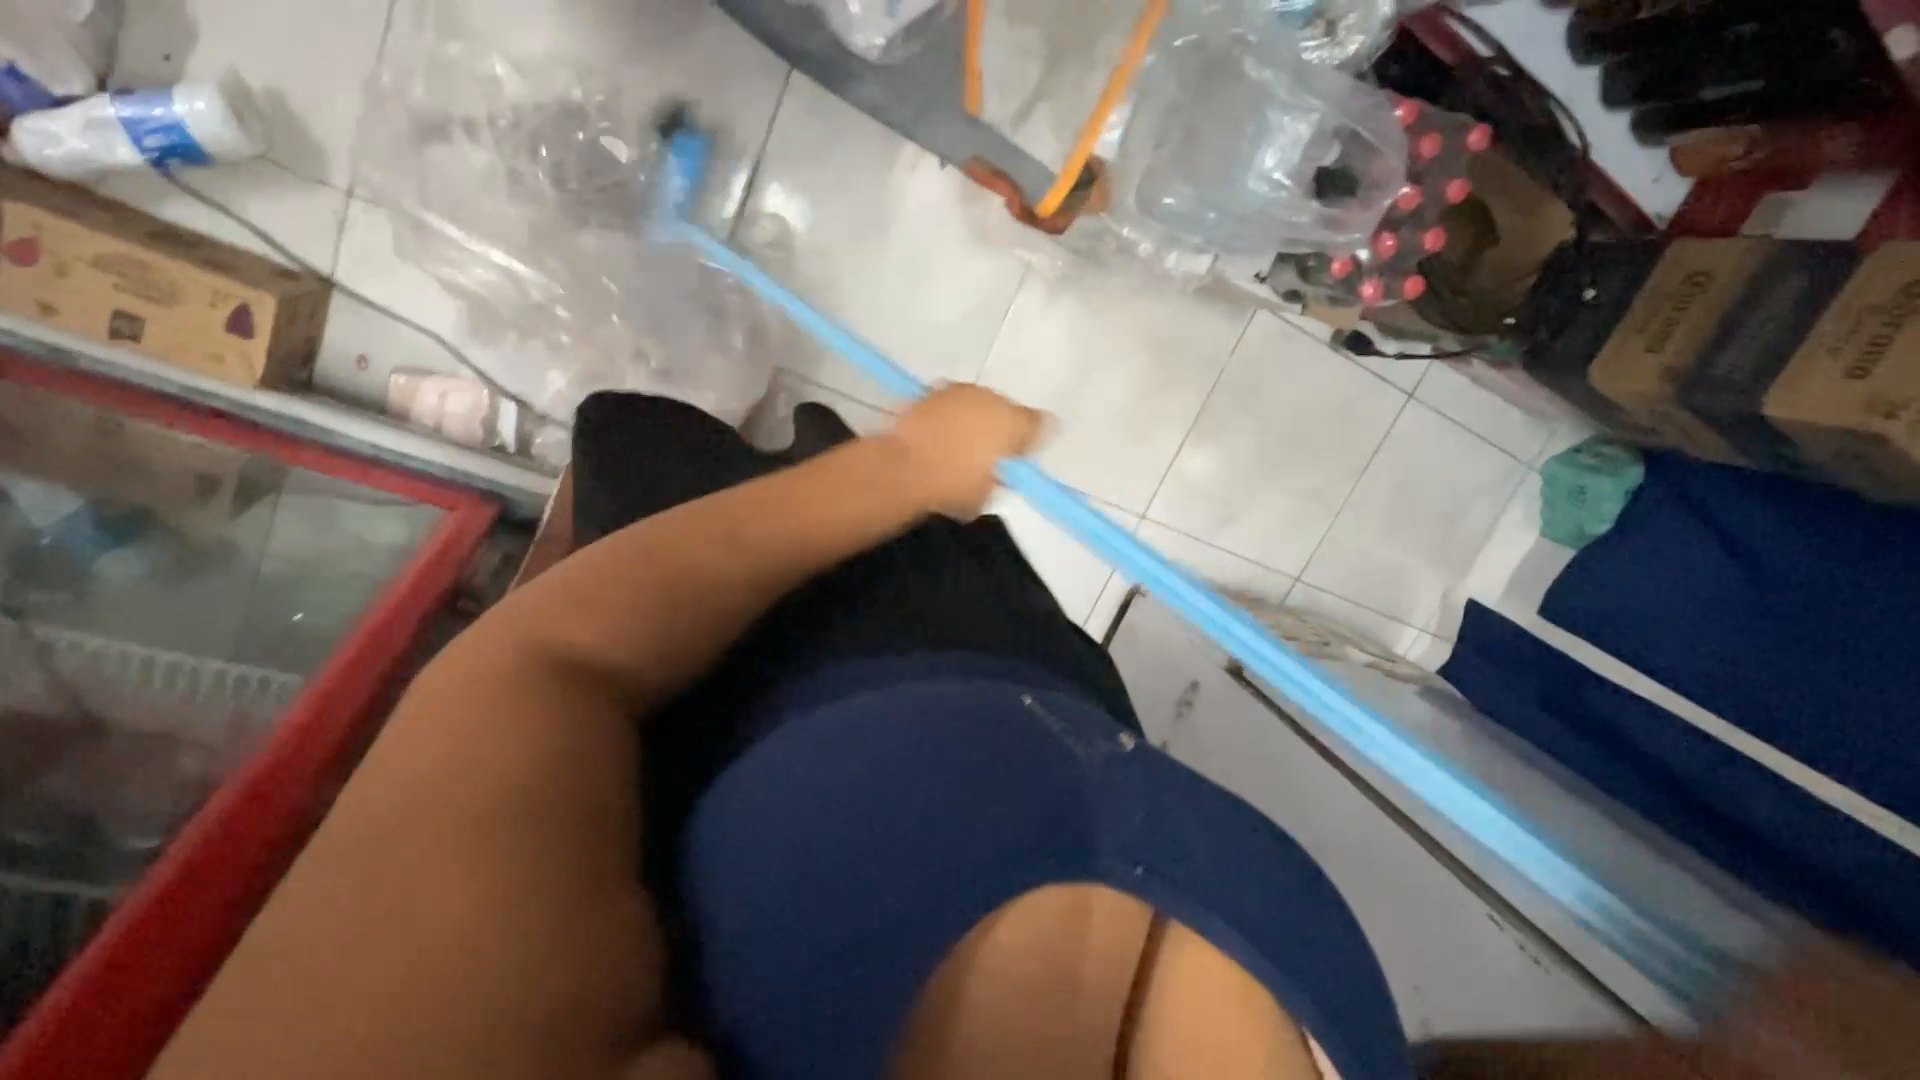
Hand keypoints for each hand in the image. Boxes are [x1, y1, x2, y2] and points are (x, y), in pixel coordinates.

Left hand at [884, 383, 1046, 519]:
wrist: (904, 468)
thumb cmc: (952, 487)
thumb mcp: (986, 495)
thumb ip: (999, 478)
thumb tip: (996, 473)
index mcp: (1015, 423)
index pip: (1040, 424)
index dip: (1029, 440)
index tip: (1020, 454)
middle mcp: (993, 399)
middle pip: (1006, 410)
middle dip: (1000, 426)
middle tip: (987, 451)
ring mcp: (961, 391)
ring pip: (977, 402)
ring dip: (973, 417)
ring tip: (958, 441)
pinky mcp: (932, 391)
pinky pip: (950, 403)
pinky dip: (947, 414)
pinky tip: (937, 432)